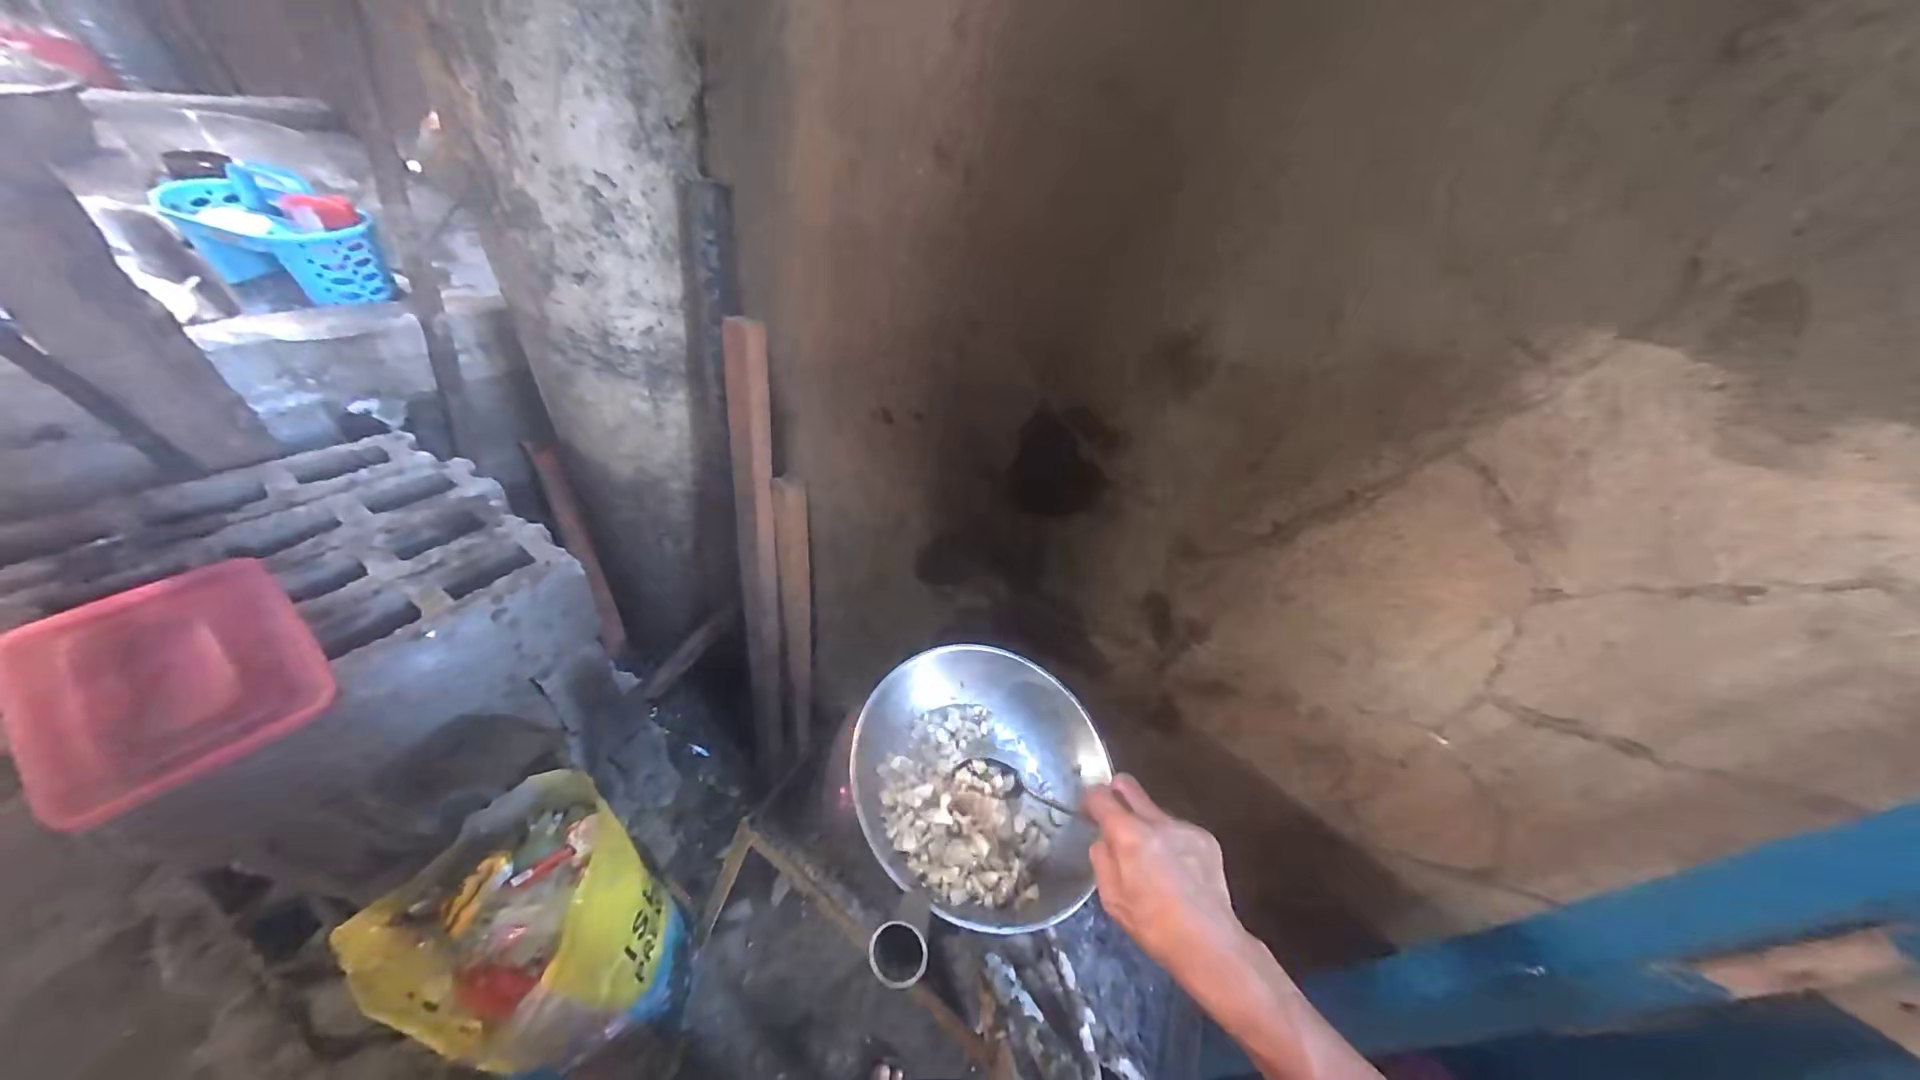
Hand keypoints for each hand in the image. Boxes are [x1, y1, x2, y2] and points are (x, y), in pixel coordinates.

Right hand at [1084, 774, 1244, 979]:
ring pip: (1154, 811)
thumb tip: (1103, 839)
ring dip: (1146, 825)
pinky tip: (1177, 871)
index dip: (1089, 800)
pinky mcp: (1206, 838)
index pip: (1100, 795)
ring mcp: (1185, 827)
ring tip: (1153, 861)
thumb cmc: (1153, 926)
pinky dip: (1170, 841)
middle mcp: (1157, 821)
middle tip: (1113, 818)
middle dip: (1115, 794)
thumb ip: (1102, 858)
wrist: (1211, 945)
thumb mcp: (1111, 898)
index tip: (1088, 812)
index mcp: (1129, 834)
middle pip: (1128, 786)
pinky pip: (1177, 829)